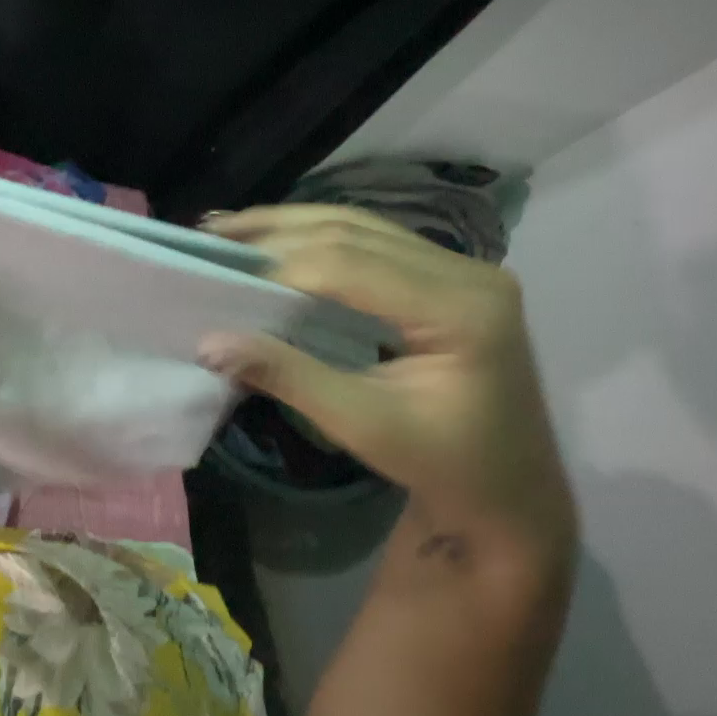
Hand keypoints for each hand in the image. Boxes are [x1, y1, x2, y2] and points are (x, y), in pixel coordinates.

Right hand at [199, 205, 574, 551]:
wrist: (509, 490)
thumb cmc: (441, 464)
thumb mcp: (360, 425)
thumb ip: (287, 375)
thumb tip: (209, 341)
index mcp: (462, 310)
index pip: (351, 265)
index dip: (278, 267)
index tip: (217, 278)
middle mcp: (469, 274)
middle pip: (351, 232)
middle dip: (273, 233)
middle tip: (207, 238)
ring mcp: (462, 269)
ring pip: (357, 225)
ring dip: (287, 225)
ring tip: (225, 229)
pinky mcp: (447, 275)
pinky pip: (370, 238)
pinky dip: (313, 235)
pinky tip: (271, 237)